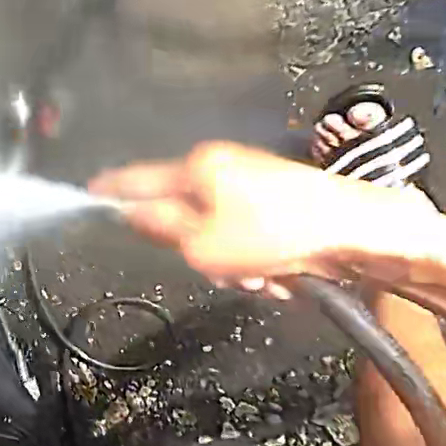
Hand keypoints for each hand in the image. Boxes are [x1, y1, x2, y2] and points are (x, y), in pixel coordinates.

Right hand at [90, 142, 445, 290]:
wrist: (357, 233)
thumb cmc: (276, 236)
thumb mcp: (205, 243)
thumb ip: (161, 227)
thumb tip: (128, 211)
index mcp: (198, 169)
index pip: (139, 179)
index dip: (111, 191)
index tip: (88, 195)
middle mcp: (222, 168)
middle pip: (182, 217)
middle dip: (198, 253)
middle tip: (224, 272)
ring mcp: (252, 183)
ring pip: (217, 235)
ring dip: (233, 266)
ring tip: (262, 277)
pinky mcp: (277, 203)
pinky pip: (248, 239)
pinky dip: (258, 262)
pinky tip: (281, 273)